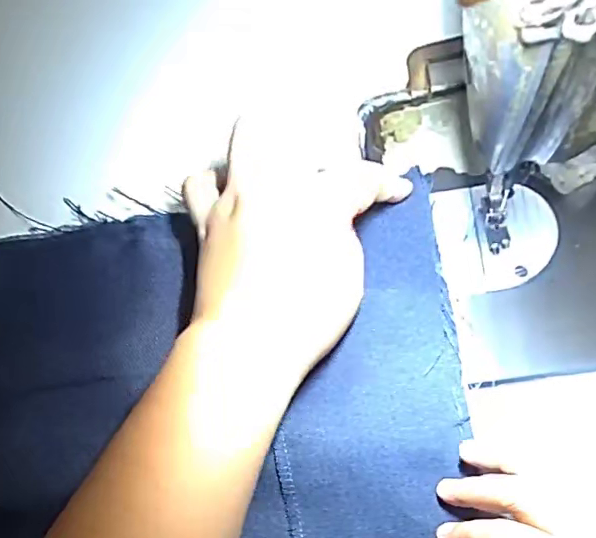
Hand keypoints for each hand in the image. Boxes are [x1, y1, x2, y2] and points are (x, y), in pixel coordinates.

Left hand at [182, 117, 413, 386]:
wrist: (248, 344)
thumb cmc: (303, 319)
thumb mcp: (349, 278)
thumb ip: (346, 235)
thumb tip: (337, 221)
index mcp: (318, 199)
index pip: (359, 178)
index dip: (383, 182)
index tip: (395, 189)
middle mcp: (273, 185)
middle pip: (299, 136)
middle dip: (320, 144)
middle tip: (332, 175)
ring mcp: (234, 199)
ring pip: (244, 138)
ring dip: (263, 144)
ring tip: (274, 170)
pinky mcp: (205, 222)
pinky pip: (200, 182)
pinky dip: (213, 181)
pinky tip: (226, 194)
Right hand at [436, 441, 595, 537]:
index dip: (471, 534)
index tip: (443, 533)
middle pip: (531, 495)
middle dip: (483, 488)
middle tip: (445, 487)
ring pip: (556, 475)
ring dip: (511, 462)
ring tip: (471, 453)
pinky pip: (582, 476)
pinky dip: (545, 464)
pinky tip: (520, 461)